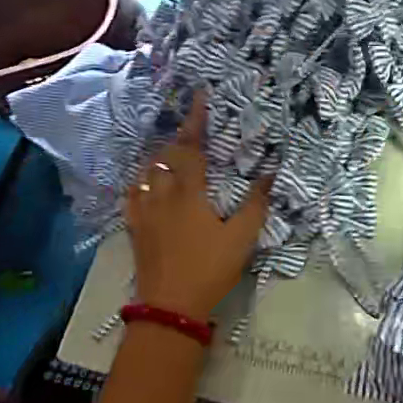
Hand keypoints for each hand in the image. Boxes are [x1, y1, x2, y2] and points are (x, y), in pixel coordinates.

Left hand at [125, 93, 272, 322]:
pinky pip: (132, 195)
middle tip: (192, 130)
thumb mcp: (241, 238)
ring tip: (171, 154)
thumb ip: (255, 205)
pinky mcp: (135, 228)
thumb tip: (269, 174)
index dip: (196, 121)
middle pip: (166, 156)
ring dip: (160, 158)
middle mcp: (162, 194)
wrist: (170, 305)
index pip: (191, 148)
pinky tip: (145, 183)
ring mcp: (144, 211)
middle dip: (179, 138)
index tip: (199, 96)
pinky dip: (140, 183)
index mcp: (189, 193)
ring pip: (147, 173)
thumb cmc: (209, 269)